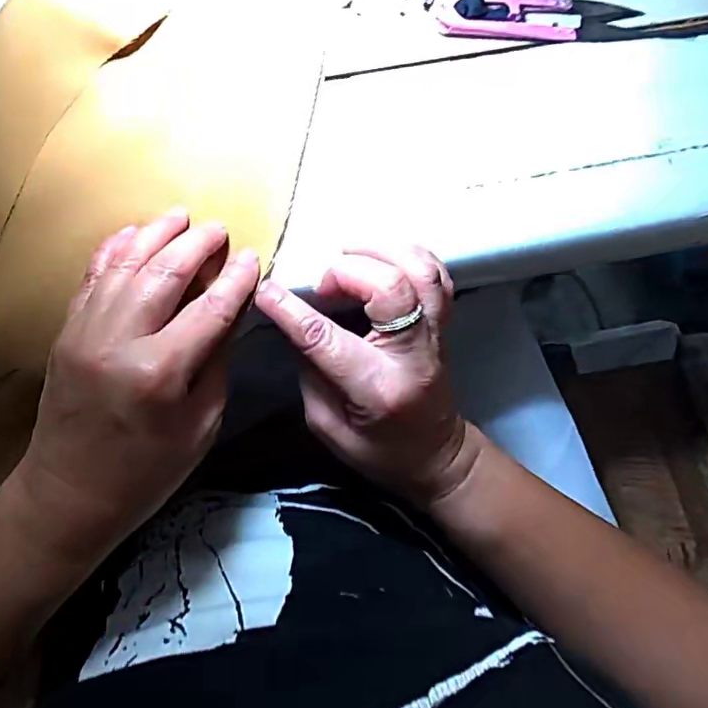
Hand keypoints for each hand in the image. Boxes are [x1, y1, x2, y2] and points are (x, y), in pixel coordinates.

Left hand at [3, 207, 260, 566]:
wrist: (67, 494)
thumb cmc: (146, 472)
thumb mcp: (200, 427)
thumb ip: (216, 363)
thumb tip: (229, 312)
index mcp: (159, 372)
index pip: (210, 309)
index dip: (236, 279)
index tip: (252, 256)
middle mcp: (118, 340)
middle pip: (165, 272)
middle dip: (197, 244)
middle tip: (219, 229)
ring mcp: (85, 331)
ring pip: (125, 264)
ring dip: (155, 234)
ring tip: (180, 216)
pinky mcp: (66, 330)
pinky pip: (91, 277)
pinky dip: (113, 249)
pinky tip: (133, 232)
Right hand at [253, 244, 480, 506]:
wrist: (437, 455)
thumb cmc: (378, 449)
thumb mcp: (326, 424)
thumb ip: (309, 371)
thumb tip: (293, 321)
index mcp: (377, 387)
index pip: (327, 338)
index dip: (290, 309)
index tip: (265, 289)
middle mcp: (412, 353)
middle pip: (391, 289)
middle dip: (346, 272)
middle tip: (322, 285)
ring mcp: (435, 333)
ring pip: (422, 273)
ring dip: (382, 252)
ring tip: (349, 254)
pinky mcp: (442, 321)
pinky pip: (436, 274)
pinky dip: (408, 255)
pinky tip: (380, 257)